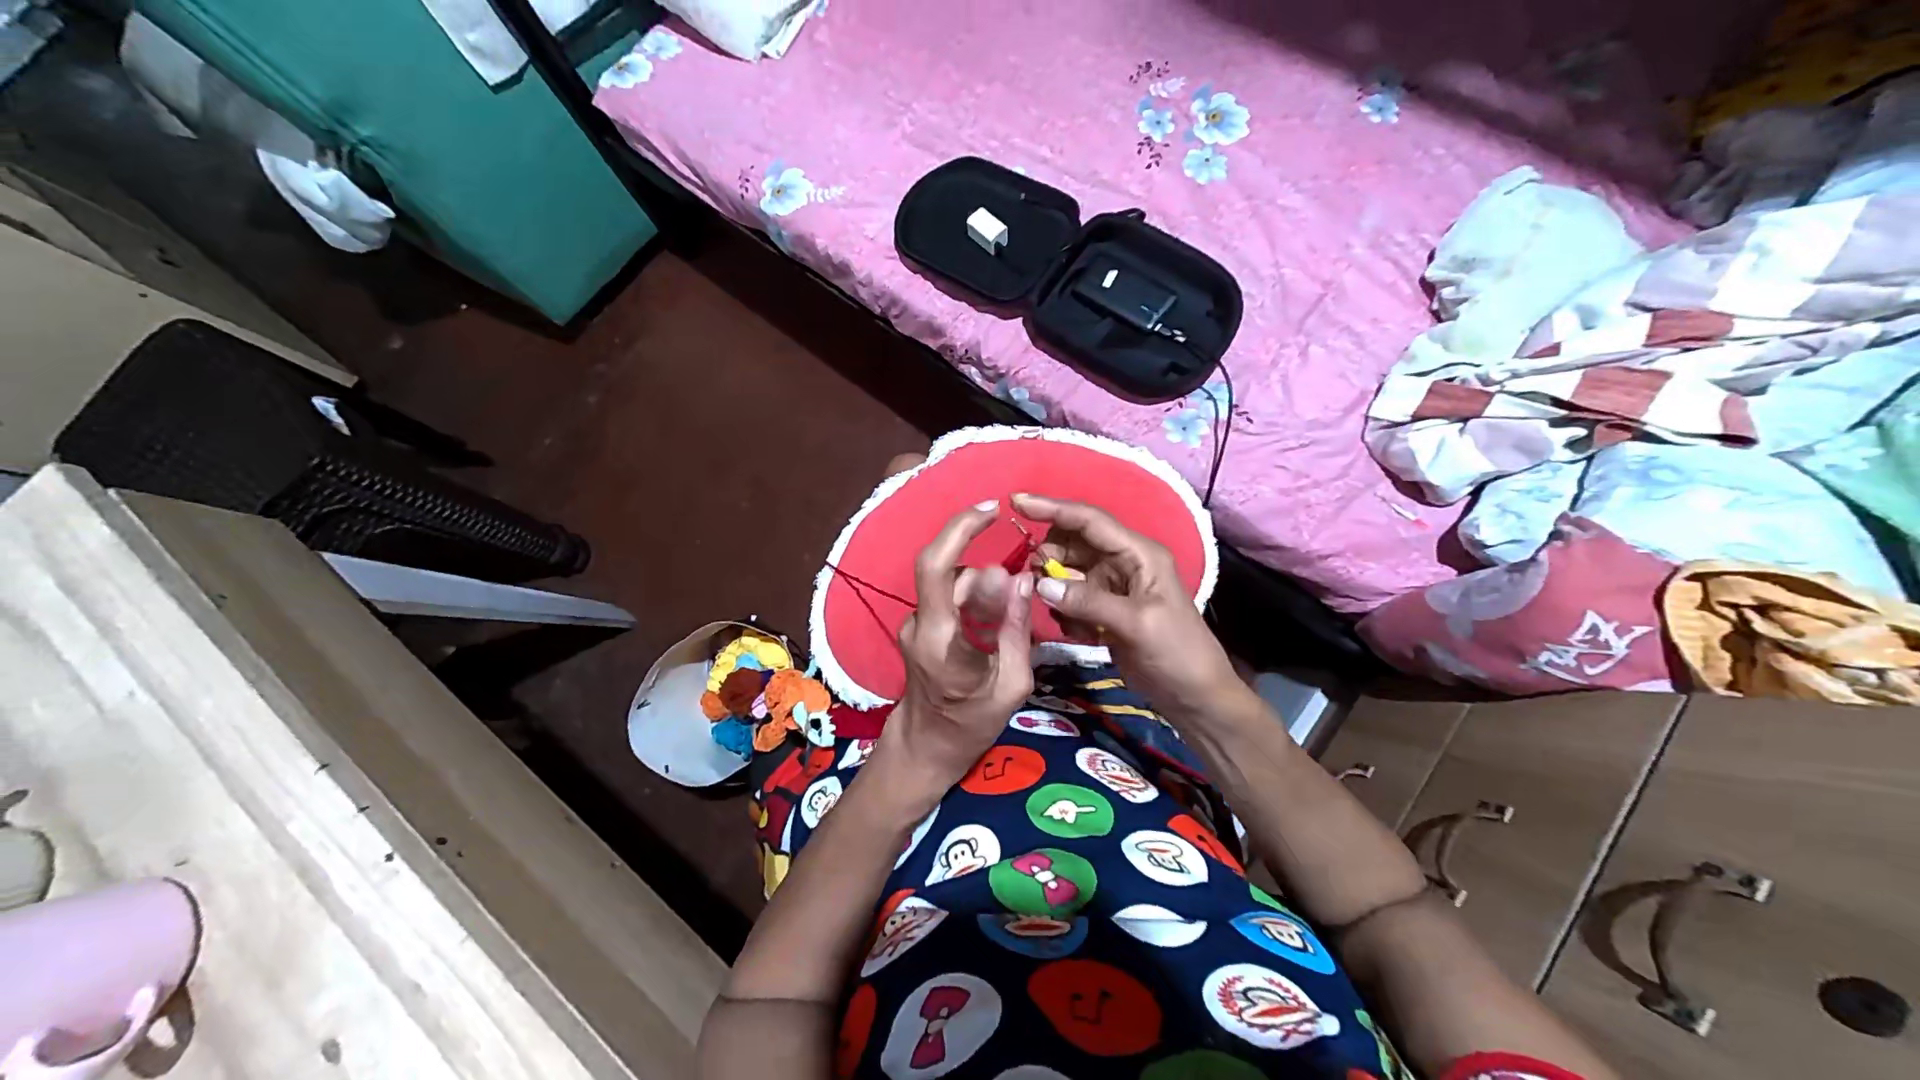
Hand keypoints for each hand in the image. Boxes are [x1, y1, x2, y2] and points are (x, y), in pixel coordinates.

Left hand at [873, 501, 1035, 801]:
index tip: (990, 509)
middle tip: (1014, 610)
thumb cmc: (971, 724)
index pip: (937, 568)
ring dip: (983, 596)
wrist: (926, 745)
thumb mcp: (1011, 684)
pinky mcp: (917, 627)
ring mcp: (913, 624)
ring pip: (953, 586)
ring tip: (1000, 635)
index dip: (959, 530)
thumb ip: (1015, 629)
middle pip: (952, 575)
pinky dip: (973, 605)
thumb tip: (1022, 579)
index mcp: (939, 638)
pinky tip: (988, 634)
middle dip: (989, 579)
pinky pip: (949, 600)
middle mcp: (919, 624)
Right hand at [1012, 493, 1240, 719]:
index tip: (1016, 502)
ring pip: (1067, 572)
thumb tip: (1042, 585)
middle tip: (1031, 580)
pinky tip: (1081, 634)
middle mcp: (1123, 562)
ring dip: (1056, 589)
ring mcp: (1111, 586)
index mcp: (1138, 553)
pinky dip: (1066, 612)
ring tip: (1064, 617)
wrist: (1194, 696)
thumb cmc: (1177, 652)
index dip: (1052, 508)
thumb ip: (1088, 602)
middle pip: (1072, 542)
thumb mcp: (1135, 624)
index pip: (1089, 520)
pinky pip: (1070, 599)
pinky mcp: (1103, 610)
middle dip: (1049, 557)